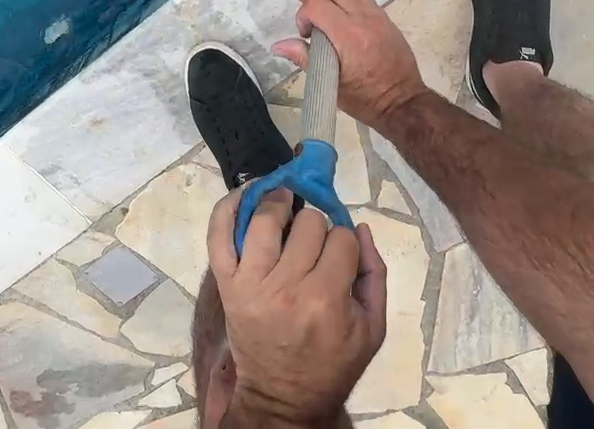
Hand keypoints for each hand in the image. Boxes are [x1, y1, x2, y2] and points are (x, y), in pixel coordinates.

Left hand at [207, 187, 386, 426]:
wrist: (284, 400)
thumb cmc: (332, 364)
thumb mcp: (371, 329)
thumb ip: (374, 274)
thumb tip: (360, 227)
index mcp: (327, 300)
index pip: (342, 237)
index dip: (345, 241)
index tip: (341, 256)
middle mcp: (287, 287)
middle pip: (308, 223)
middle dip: (317, 227)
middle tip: (314, 245)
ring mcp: (251, 284)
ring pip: (267, 219)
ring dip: (279, 205)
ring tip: (284, 205)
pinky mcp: (226, 285)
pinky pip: (219, 235)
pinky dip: (229, 208)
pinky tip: (247, 194)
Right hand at [272, 0, 429, 127]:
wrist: (403, 102)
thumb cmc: (365, 99)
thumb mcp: (330, 83)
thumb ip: (305, 58)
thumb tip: (278, 46)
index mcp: (348, 37)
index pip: (317, 5)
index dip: (303, 14)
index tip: (305, 33)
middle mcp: (363, 19)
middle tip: (302, 0)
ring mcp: (377, 15)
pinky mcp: (384, 17)